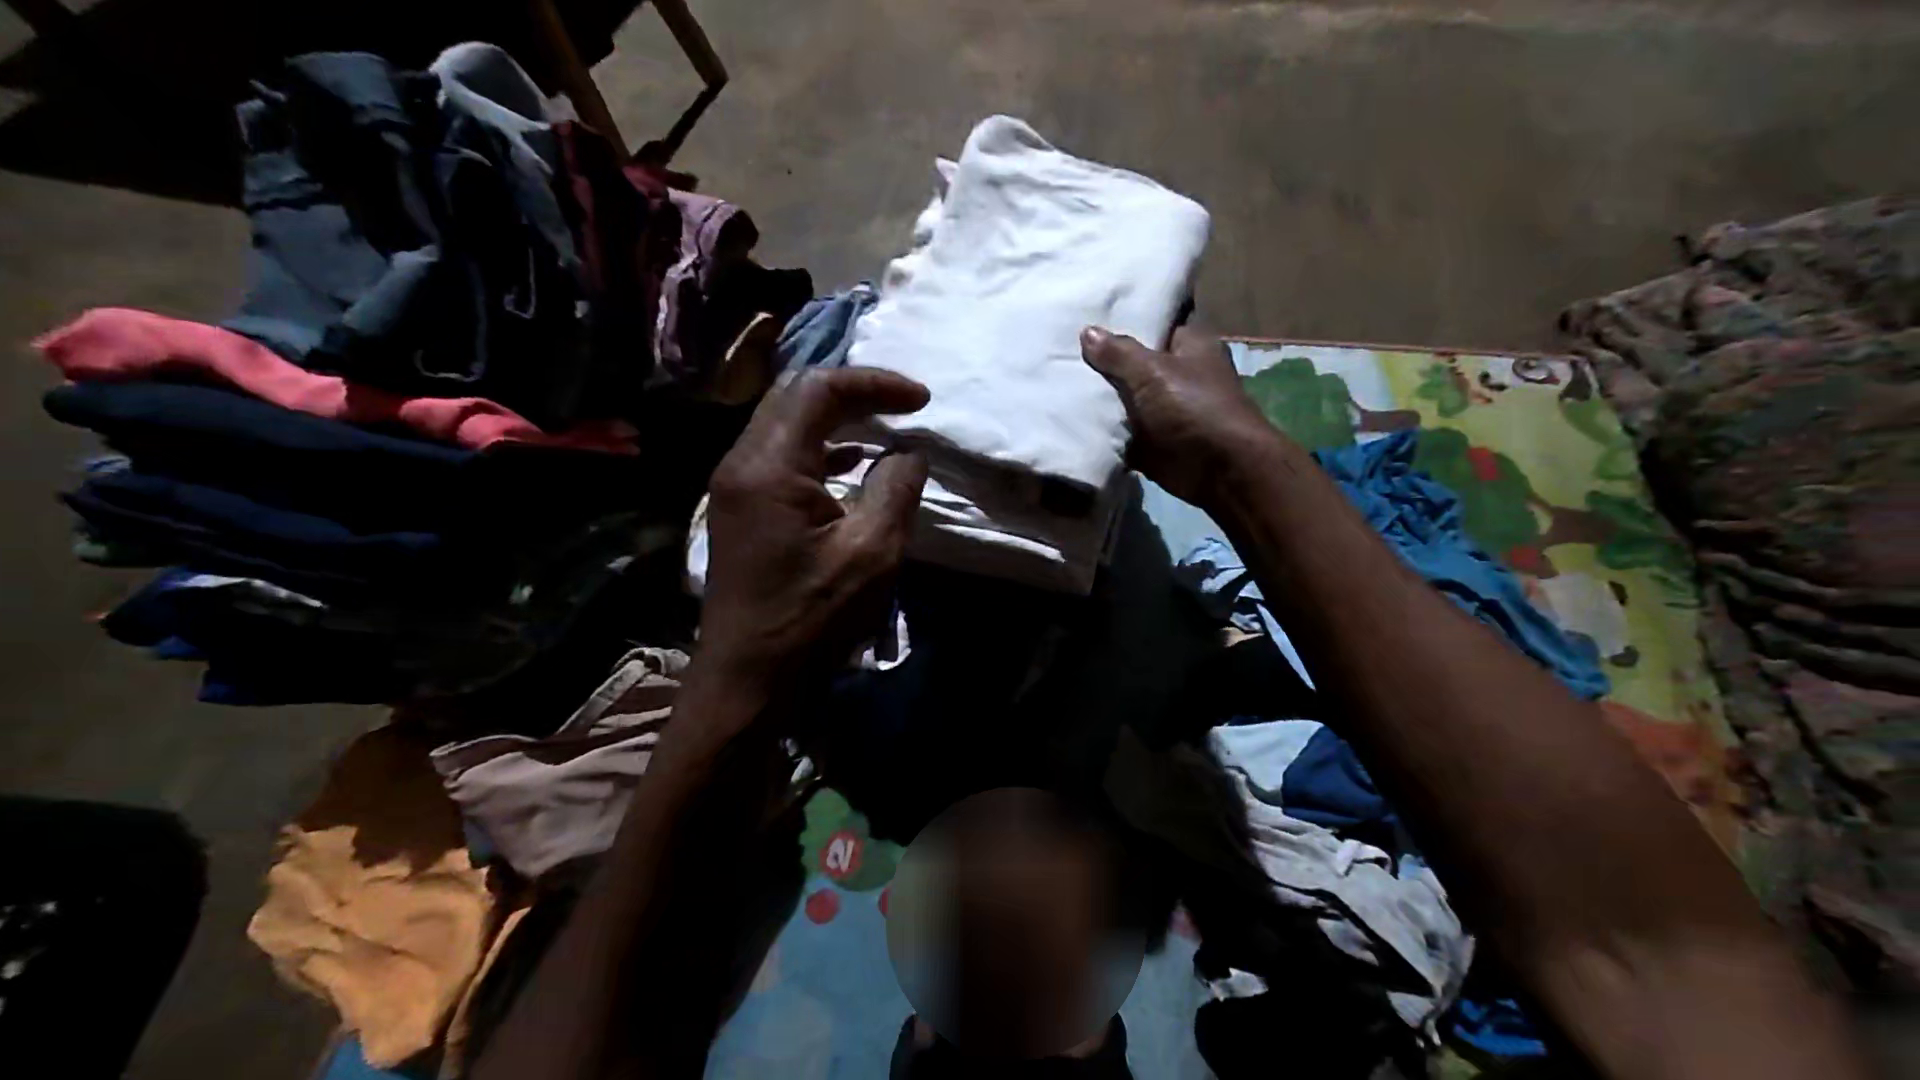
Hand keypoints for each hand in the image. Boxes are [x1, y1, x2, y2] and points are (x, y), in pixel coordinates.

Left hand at [695, 368, 930, 702]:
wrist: (749, 680)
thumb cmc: (811, 619)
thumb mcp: (872, 553)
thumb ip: (895, 488)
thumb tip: (909, 450)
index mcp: (769, 465)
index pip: (820, 389)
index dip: (875, 383)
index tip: (922, 399)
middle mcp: (742, 463)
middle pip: (796, 397)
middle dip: (854, 392)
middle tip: (903, 406)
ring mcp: (734, 486)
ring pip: (786, 424)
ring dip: (836, 417)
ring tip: (885, 426)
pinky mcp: (739, 509)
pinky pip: (780, 456)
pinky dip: (820, 448)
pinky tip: (852, 464)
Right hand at [1080, 325, 1284, 508]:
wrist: (1218, 471)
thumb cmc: (1192, 408)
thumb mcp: (1152, 371)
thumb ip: (1118, 353)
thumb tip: (1087, 331)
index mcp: (1190, 347)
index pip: (1155, 325)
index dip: (1123, 322)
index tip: (1085, 322)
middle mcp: (1179, 376)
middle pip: (1134, 365)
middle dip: (1103, 365)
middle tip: (1063, 355)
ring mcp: (1166, 411)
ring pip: (1125, 400)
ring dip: (1099, 401)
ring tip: (1058, 384)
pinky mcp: (1153, 442)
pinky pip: (1121, 433)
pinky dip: (1102, 432)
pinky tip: (1069, 420)